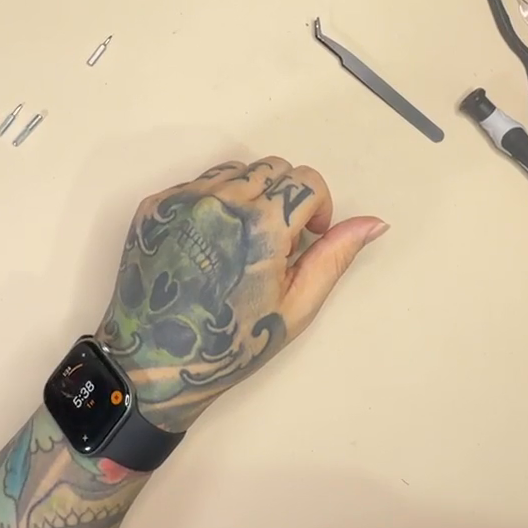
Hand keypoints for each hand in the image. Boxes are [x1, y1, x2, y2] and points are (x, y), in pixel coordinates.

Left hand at [95, 157, 387, 432]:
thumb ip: (334, 255)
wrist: (152, 360)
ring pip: (237, 169)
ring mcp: (184, 198)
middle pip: (274, 167)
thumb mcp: (296, 305)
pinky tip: (212, 242)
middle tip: (277, 242)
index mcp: (261, 224)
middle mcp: (221, 199)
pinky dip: (216, 201)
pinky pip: (200, 182)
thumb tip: (375, 222)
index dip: (318, 206)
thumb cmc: (233, 342)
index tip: (308, 236)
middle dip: (287, 197)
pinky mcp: (157, 203)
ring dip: (251, 193)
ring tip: (242, 241)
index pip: (307, 180)